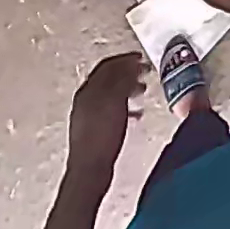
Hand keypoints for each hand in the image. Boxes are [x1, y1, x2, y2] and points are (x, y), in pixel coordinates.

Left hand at [66, 53, 148, 188]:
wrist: (90, 171)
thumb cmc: (102, 136)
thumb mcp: (115, 102)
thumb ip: (122, 81)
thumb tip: (129, 65)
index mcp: (88, 89)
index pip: (108, 65)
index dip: (125, 59)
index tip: (140, 57)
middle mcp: (85, 99)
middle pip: (109, 77)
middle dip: (128, 72)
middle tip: (144, 71)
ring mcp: (88, 115)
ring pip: (111, 92)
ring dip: (128, 87)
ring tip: (143, 90)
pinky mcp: (95, 130)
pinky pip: (112, 109)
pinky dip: (125, 105)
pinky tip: (135, 114)